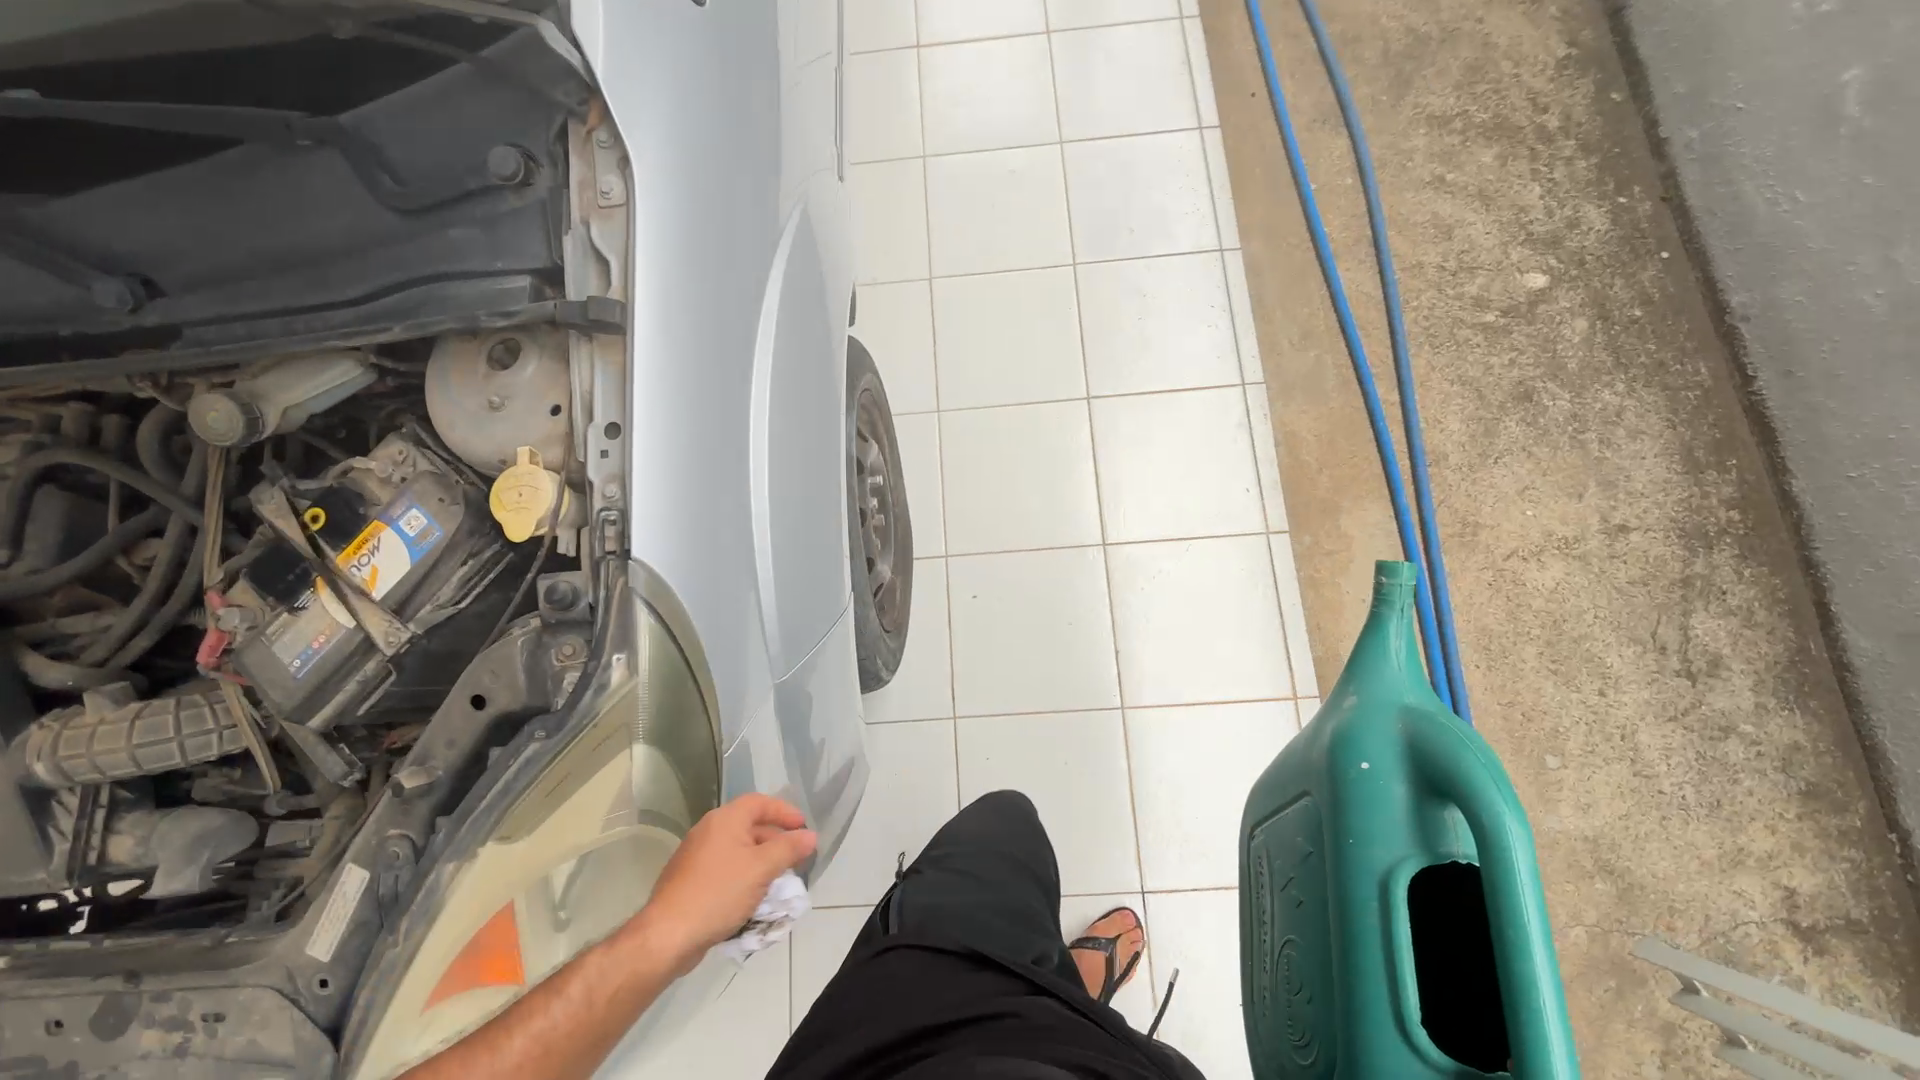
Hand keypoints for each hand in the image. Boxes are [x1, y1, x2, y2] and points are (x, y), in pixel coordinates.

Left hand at [631, 794, 816, 972]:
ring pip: (737, 849)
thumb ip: (788, 849)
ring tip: (778, 878)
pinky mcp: (689, 880)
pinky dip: (743, 874)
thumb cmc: (719, 893)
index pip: (759, 802)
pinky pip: (724, 868)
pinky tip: (752, 896)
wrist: (668, 935)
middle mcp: (708, 831)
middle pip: (748, 824)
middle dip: (775, 839)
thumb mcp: (761, 869)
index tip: (803, 828)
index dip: (784, 811)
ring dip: (760, 860)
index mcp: (724, 820)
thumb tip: (810, 835)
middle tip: (796, 856)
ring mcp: (695, 856)